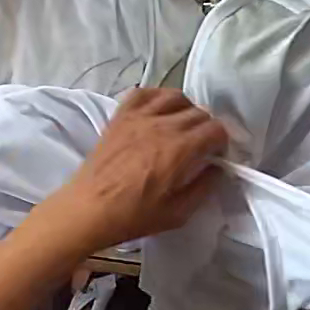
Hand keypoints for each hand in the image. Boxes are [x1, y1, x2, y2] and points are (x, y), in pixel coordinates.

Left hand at [34, 88, 228, 252]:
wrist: (88, 209)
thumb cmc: (132, 216)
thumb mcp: (177, 214)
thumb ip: (203, 188)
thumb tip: (216, 168)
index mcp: (180, 149)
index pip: (216, 129)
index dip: (221, 143)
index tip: (214, 156)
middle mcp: (162, 126)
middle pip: (198, 113)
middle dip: (206, 129)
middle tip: (199, 147)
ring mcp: (138, 118)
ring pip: (175, 97)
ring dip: (185, 109)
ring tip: (180, 128)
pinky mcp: (119, 117)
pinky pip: (143, 93)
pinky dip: (155, 97)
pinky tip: (156, 112)